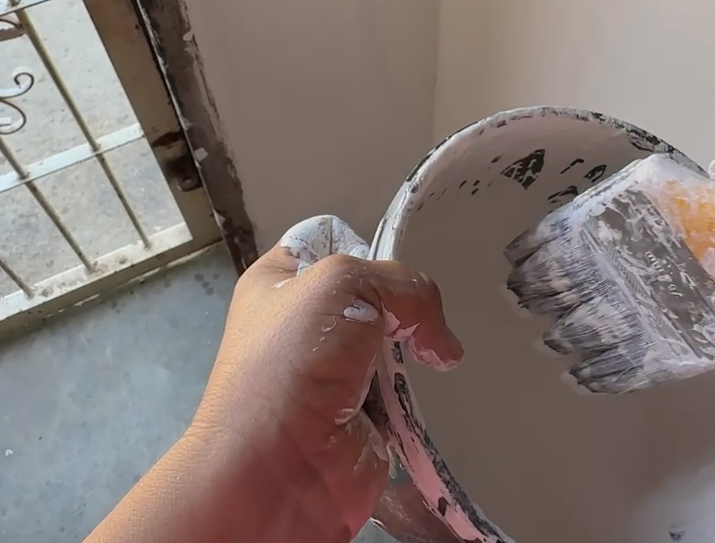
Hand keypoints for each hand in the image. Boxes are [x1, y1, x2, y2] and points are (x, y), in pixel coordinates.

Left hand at [188, 216, 463, 541]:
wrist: (272, 473)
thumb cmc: (293, 360)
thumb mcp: (344, 284)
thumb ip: (405, 286)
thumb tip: (441, 342)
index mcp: (280, 280)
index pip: (332, 240)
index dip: (364, 247)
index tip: (388, 264)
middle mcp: (303, 321)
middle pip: (372, 294)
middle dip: (399, 306)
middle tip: (415, 319)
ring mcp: (330, 372)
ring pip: (391, 345)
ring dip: (412, 353)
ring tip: (425, 357)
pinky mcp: (357, 418)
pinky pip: (399, 396)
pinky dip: (415, 397)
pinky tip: (422, 394)